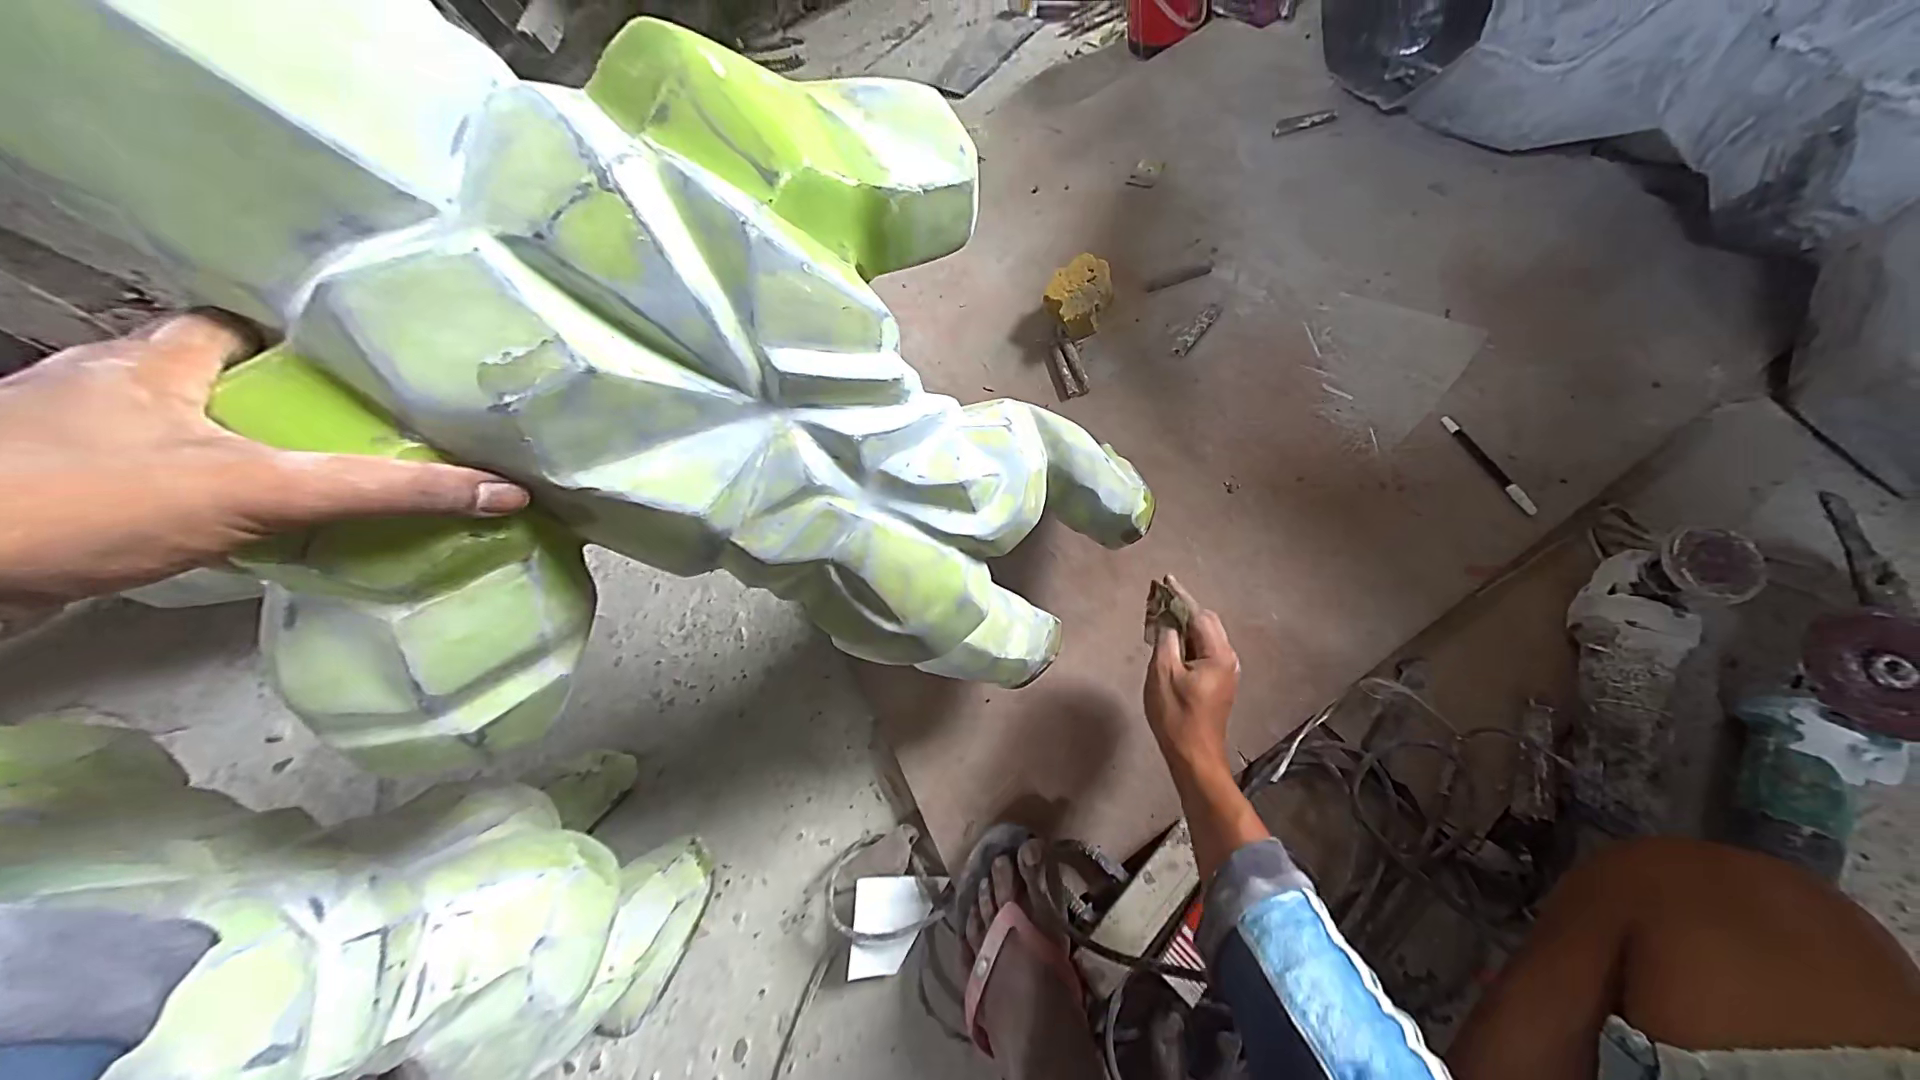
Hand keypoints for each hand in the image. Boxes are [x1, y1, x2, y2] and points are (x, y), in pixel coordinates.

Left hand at [0, 312, 528, 604]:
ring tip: (332, 481)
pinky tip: (260, 526)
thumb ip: (381, 488)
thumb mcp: (258, 486)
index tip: (365, 373)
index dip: (300, 345)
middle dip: (292, 408)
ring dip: (258, 457)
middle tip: (369, 434)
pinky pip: (174, 485)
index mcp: (147, 363)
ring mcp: (83, 447)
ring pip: (198, 438)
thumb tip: (502, 492)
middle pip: (223, 385)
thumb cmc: (88, 500)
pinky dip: (221, 500)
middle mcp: (112, 392)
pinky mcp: (73, 500)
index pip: (232, 327)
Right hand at [1143, 581, 1240, 776]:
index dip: (1180, 596)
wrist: (1194, 755)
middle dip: (1183, 608)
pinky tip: (1170, 641)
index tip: (1165, 580)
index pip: (1199, 615)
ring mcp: (1225, 672)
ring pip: (1204, 637)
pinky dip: (1187, 641)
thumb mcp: (1163, 673)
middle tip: (1158, 599)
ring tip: (1160, 617)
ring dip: (1184, 625)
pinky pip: (1202, 650)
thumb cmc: (1176, 715)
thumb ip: (1166, 641)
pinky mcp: (1218, 682)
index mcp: (1218, 654)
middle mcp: (1228, 659)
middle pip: (1206, 623)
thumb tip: (1167, 622)